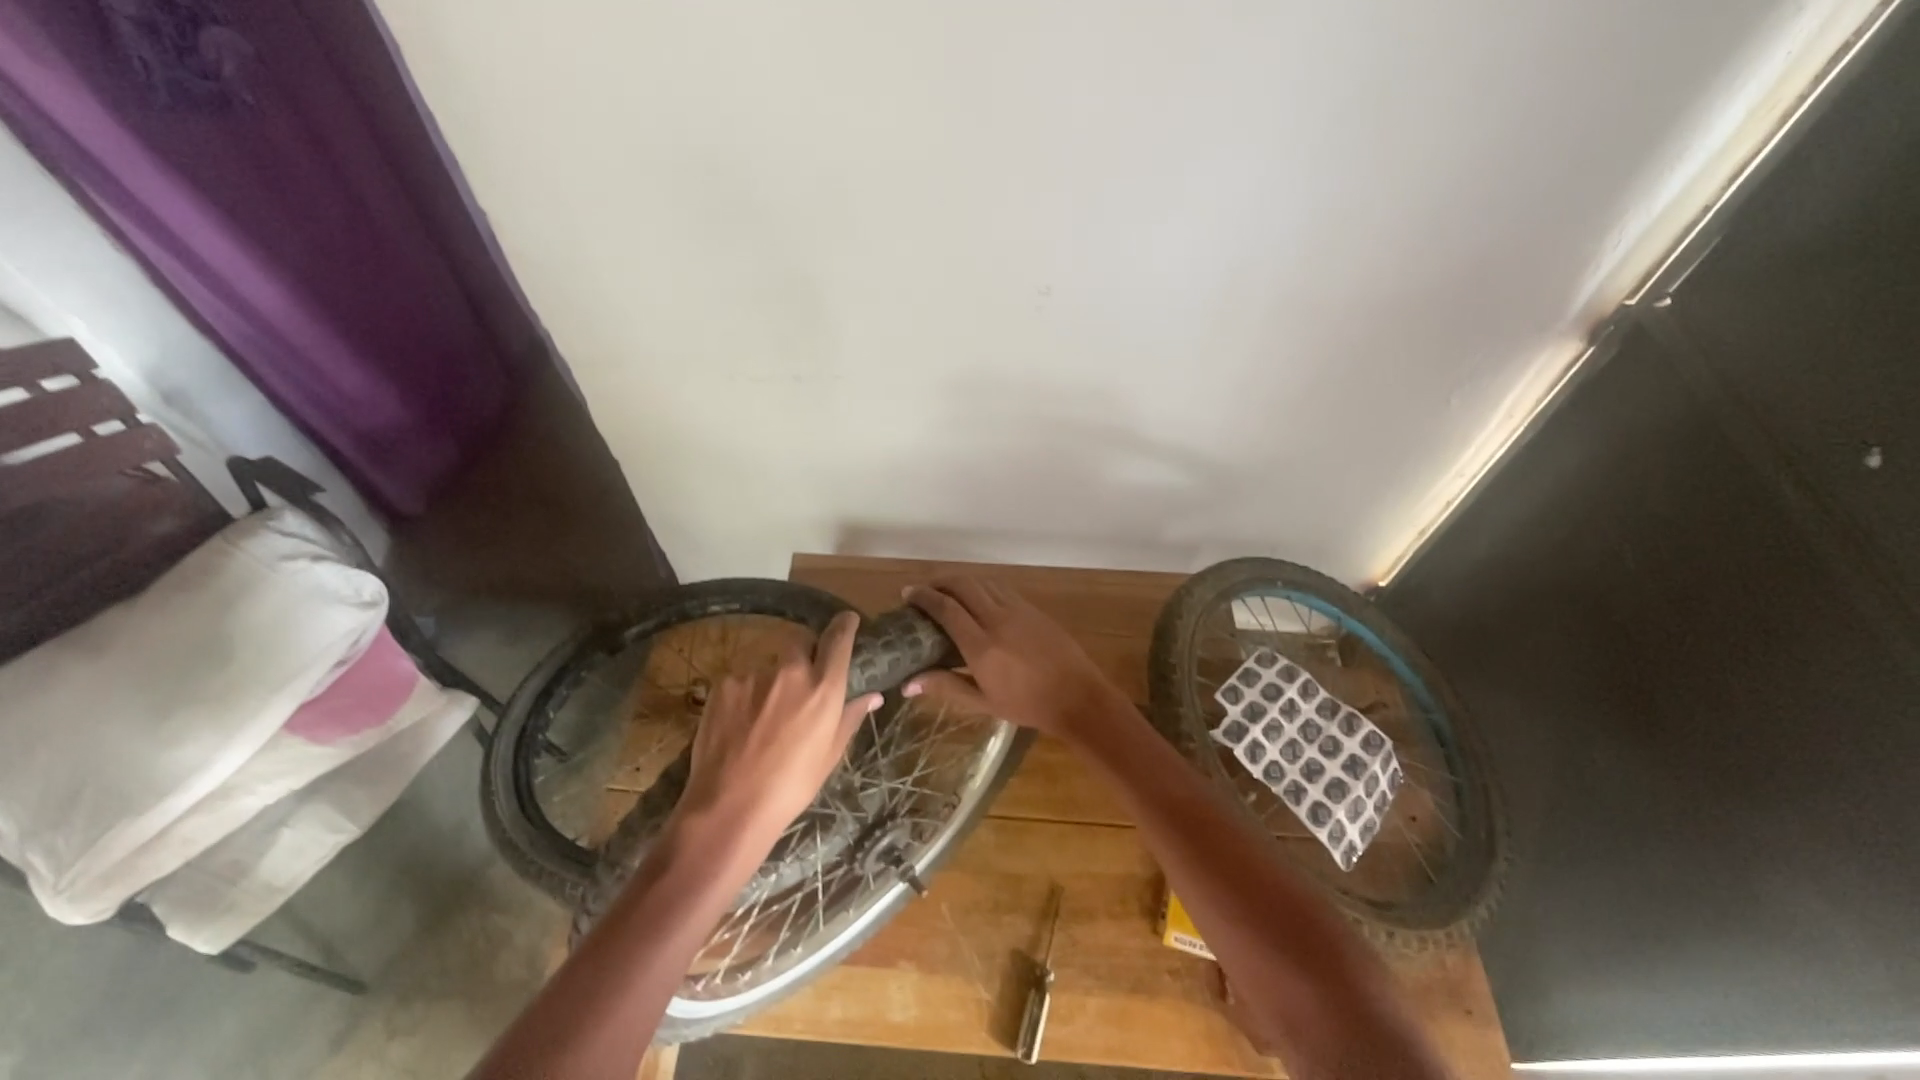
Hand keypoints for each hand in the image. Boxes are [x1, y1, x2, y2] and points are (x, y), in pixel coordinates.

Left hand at [675, 611, 882, 840]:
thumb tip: (871, 695)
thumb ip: (850, 716)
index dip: (845, 625)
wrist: (730, 805)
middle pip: (800, 642)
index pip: (839, 639)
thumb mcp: (830, 754)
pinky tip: (741, 723)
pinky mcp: (723, 684)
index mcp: (824, 688)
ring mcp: (753, 674)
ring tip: (764, 716)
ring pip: (768, 664)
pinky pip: (741, 679)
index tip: (848, 620)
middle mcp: (790, 671)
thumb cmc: (792, 786)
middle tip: (800, 684)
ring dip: (771, 679)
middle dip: (803, 655)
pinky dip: (745, 694)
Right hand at [903, 576, 1130, 742]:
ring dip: (961, 581)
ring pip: (983, 582)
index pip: (946, 609)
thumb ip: (946, 686)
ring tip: (947, 590)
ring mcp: (1018, 611)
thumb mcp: (983, 702)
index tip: (908, 594)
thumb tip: (907, 684)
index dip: (924, 596)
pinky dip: (982, 586)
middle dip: (939, 581)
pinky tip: (978, 597)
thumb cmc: (1027, 706)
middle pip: (962, 585)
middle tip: (923, 588)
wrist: (1077, 697)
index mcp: (981, 646)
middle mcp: (998, 620)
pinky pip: (1001, 589)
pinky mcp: (1033, 609)